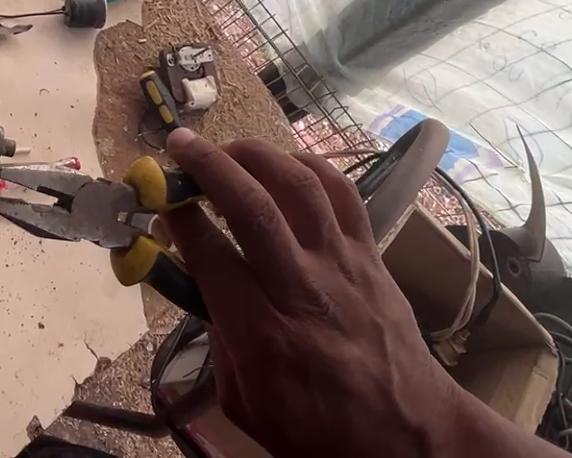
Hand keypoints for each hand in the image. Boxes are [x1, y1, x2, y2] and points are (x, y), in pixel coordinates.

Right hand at [162, 129, 555, 457]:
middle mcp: (302, 288)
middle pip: (252, 207)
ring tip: (226, 149)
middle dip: (208, 165)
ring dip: (254, 154)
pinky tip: (281, 163)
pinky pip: (341, 191)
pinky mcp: (370, 253)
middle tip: (180, 144)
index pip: (210, 254)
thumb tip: (198, 275)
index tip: (160, 197)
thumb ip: (215, 335)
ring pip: (299, 185)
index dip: (178, 215)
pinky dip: (307, 164)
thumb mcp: (244, 403)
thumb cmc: (317, 429)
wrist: (411, 438)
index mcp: (263, 334)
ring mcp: (341, 264)